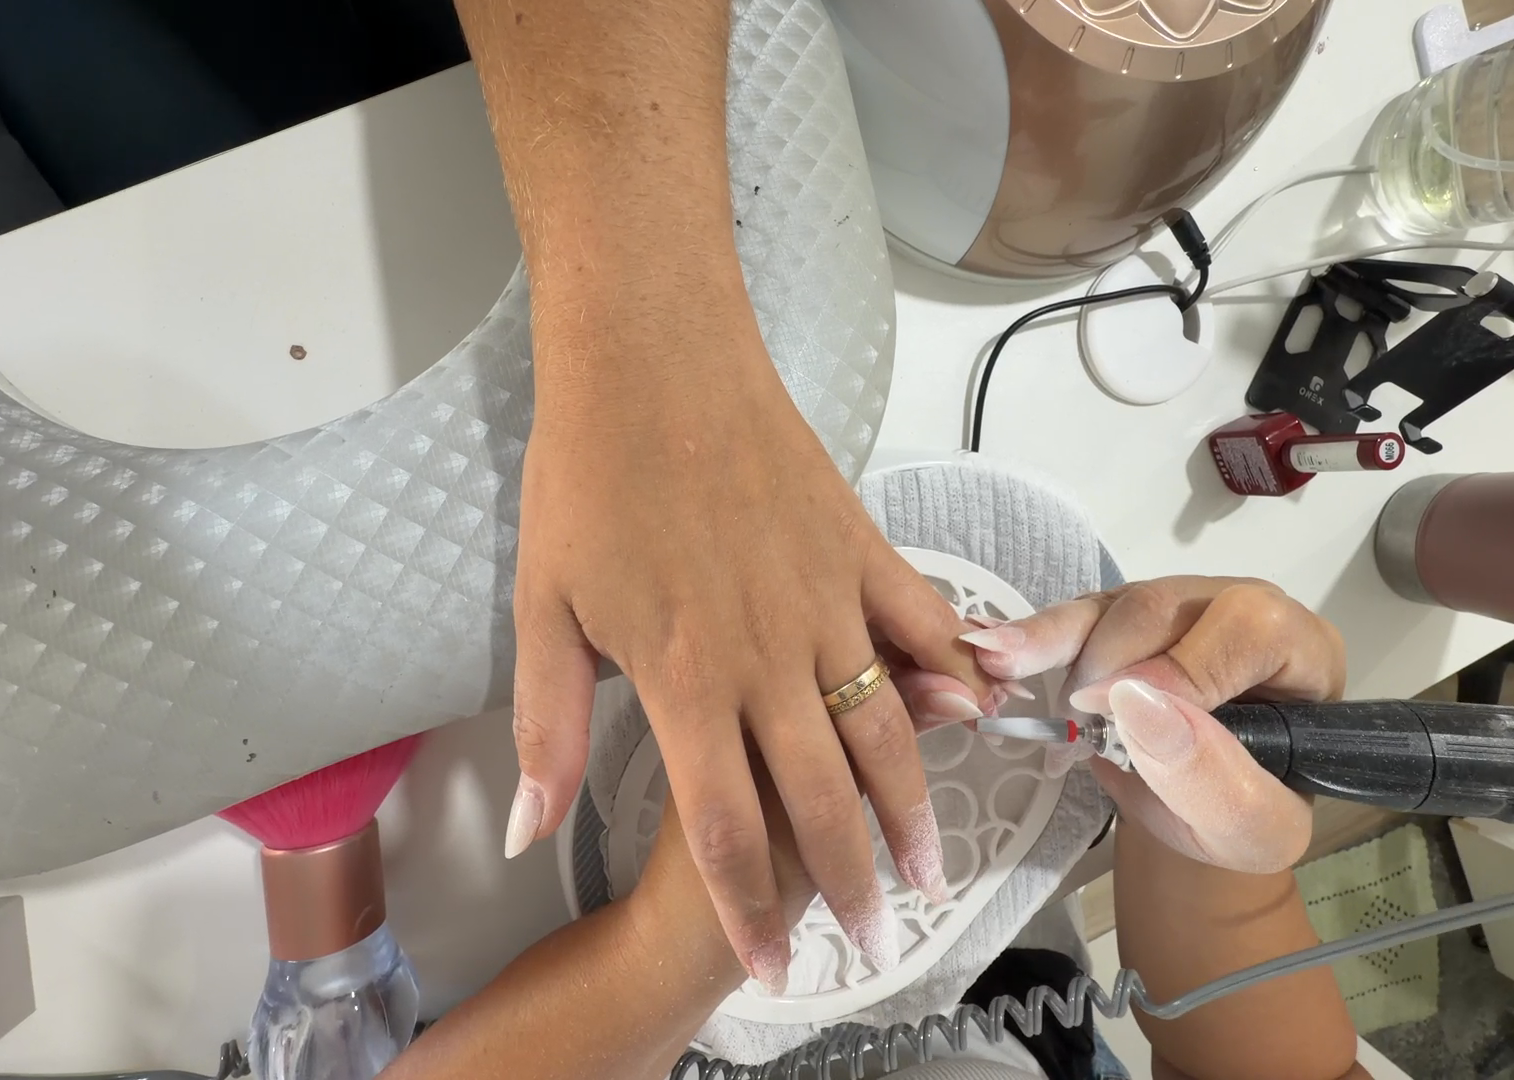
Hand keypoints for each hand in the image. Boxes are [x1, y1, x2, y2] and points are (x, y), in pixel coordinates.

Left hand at [504, 298, 996, 990]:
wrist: (653, 365)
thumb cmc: (588, 480)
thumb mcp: (541, 608)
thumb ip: (547, 727)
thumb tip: (530, 834)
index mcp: (684, 681)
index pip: (726, 828)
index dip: (749, 906)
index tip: (777, 964)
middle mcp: (766, 658)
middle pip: (817, 795)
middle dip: (844, 878)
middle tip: (869, 938)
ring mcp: (824, 600)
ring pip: (883, 725)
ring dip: (908, 804)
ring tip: (928, 864)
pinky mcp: (858, 545)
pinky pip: (920, 618)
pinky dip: (955, 666)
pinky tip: (983, 706)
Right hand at [963, 577, 1344, 873]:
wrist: (1190, 804)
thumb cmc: (1235, 816)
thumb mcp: (1250, 830)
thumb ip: (1211, 780)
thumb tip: (1135, 706)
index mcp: (1296, 654)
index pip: (1252, 626)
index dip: (1184, 662)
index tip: (1115, 710)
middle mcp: (1230, 610)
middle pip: (1165, 602)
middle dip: (1105, 650)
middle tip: (1065, 706)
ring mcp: (1166, 606)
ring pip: (1110, 601)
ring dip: (1051, 635)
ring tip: (996, 658)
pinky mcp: (1112, 615)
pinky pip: (1070, 614)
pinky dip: (1028, 635)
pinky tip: (990, 646)